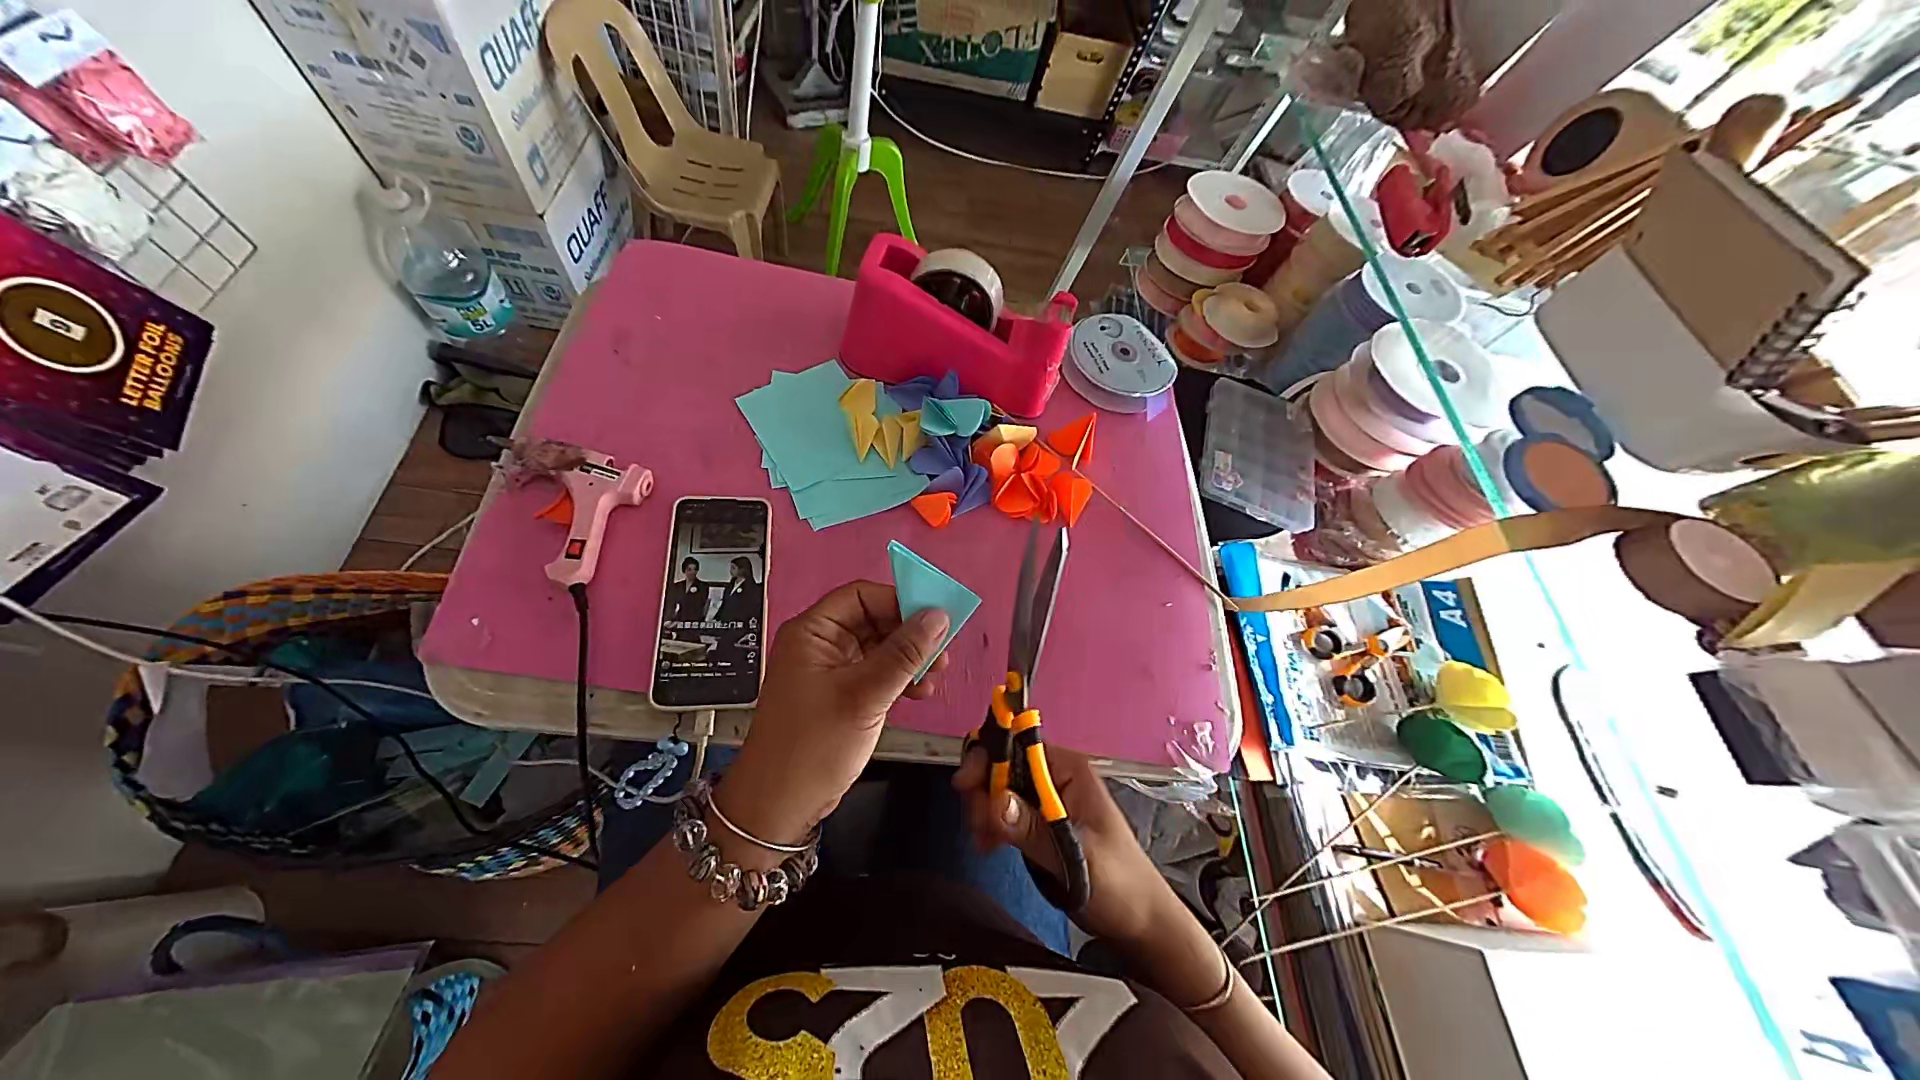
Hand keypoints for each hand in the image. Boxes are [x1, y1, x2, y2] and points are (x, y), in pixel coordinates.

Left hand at [726, 581, 949, 841]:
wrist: (780, 806)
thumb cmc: (812, 746)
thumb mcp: (864, 695)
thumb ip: (904, 653)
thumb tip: (937, 616)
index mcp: (813, 632)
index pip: (861, 596)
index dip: (899, 601)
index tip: (934, 618)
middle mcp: (821, 644)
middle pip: (875, 620)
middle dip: (910, 634)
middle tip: (941, 653)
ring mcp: (832, 671)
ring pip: (881, 647)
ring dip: (910, 658)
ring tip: (935, 677)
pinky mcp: (843, 695)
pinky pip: (878, 672)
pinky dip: (901, 678)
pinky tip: (920, 692)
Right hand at [953, 744, 1179, 946]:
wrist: (1140, 922)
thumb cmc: (1119, 883)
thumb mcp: (1076, 855)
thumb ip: (1034, 828)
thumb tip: (995, 799)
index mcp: (1069, 770)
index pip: (1018, 745)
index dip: (988, 759)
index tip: (966, 787)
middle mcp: (1056, 777)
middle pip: (1002, 765)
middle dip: (983, 792)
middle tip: (978, 828)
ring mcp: (1047, 800)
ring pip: (999, 789)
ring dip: (985, 812)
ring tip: (984, 843)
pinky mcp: (1040, 823)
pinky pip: (1005, 812)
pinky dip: (991, 825)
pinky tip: (989, 846)